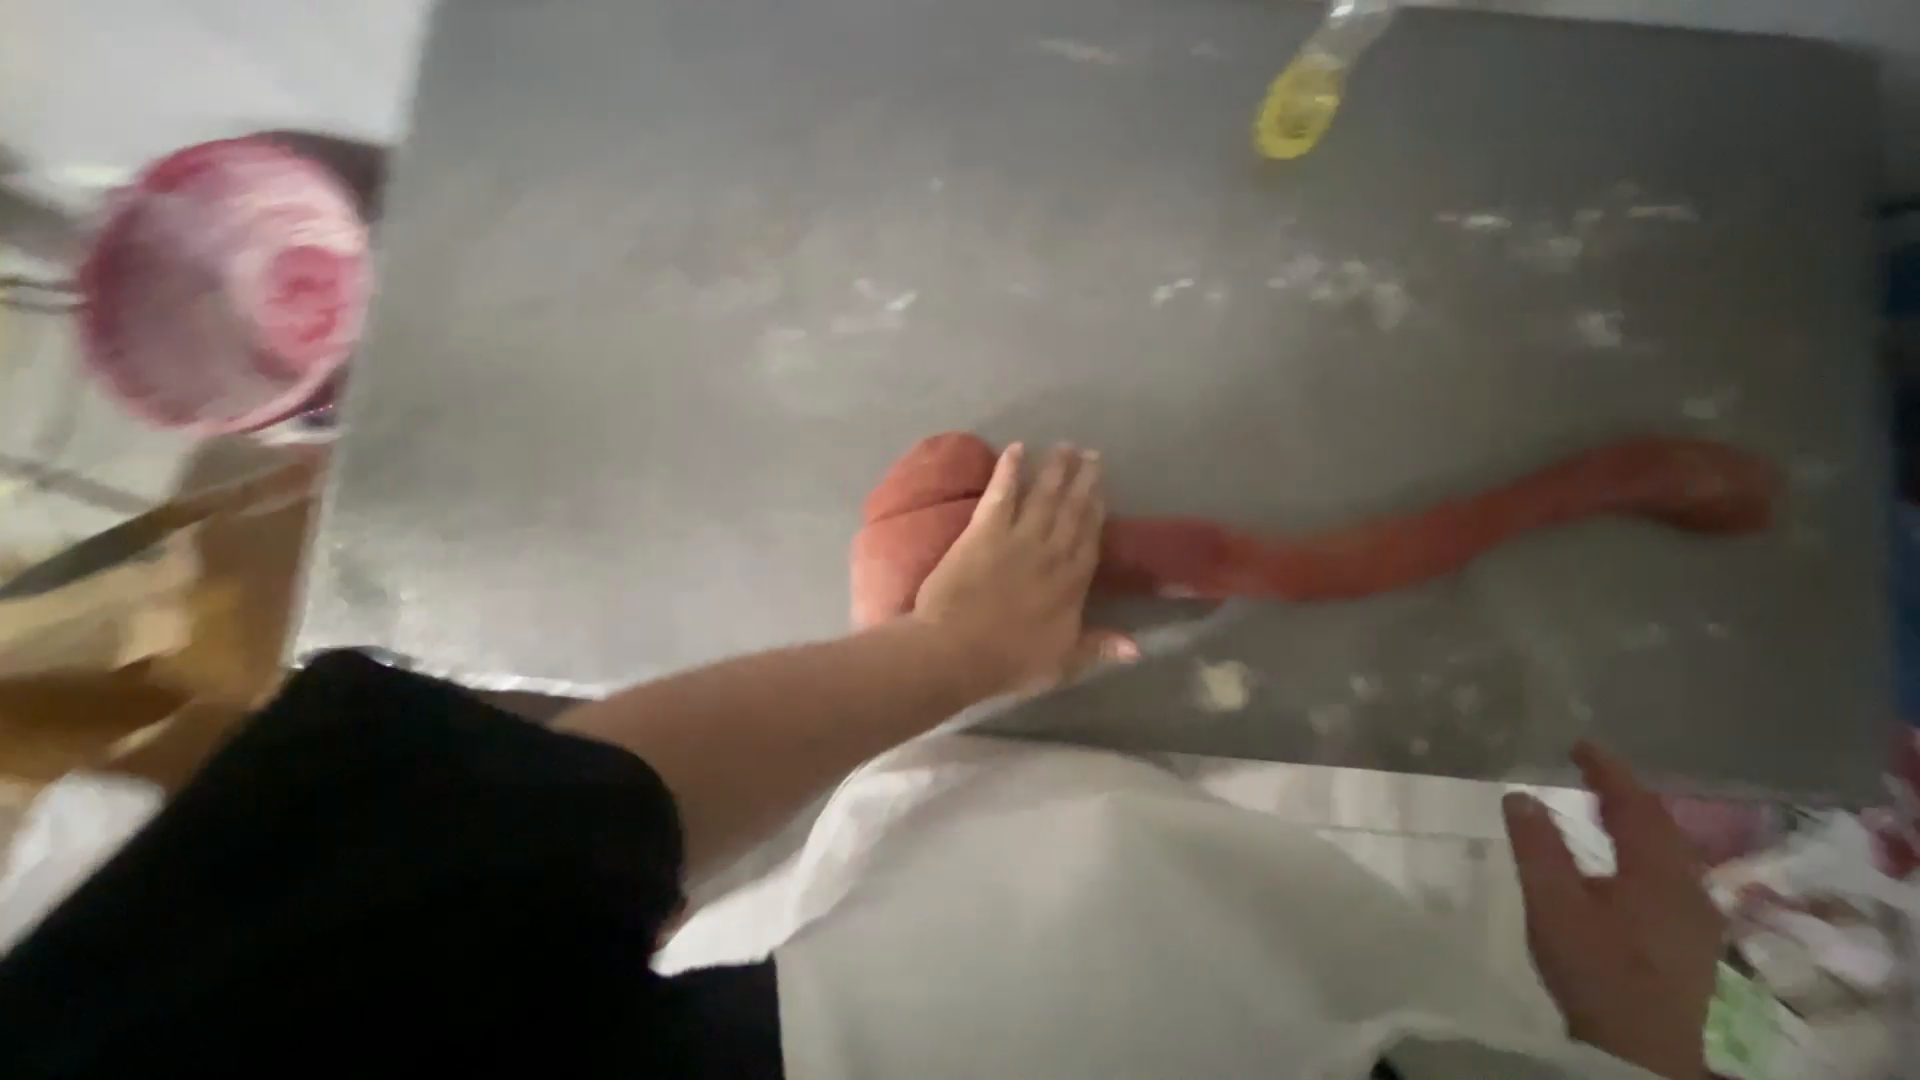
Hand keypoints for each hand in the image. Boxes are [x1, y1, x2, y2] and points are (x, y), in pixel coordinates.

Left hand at [912, 442, 1135, 695]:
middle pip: (1071, 510)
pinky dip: (1010, 469)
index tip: (1102, 490)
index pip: (1089, 539)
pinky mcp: (984, 529)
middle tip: (1090, 454)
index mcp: (1072, 583)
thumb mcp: (1063, 662)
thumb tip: (1139, 648)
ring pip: (1043, 495)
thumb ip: (1099, 647)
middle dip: (1082, 481)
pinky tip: (1017, 448)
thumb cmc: (1009, 662)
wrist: (958, 651)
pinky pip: (1002, 492)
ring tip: (1064, 446)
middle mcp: (1052, 552)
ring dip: (1055, 469)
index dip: (1097, 512)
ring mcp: (1019, 537)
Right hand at [1503, 742, 1724, 1079]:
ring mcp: (1697, 915)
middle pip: (1661, 825)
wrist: (1641, 1048)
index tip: (1580, 742)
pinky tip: (1627, 857)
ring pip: (1670, 850)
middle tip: (1589, 767)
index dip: (1608, 770)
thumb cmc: (1594, 968)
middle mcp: (1688, 886)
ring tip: (1605, 803)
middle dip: (1626, 791)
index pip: (1635, 805)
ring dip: (1638, 820)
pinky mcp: (1691, 937)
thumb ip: (1537, 846)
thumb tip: (1520, 794)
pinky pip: (1671, 870)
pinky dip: (1645, 846)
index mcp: (1657, 872)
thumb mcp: (1552, 904)